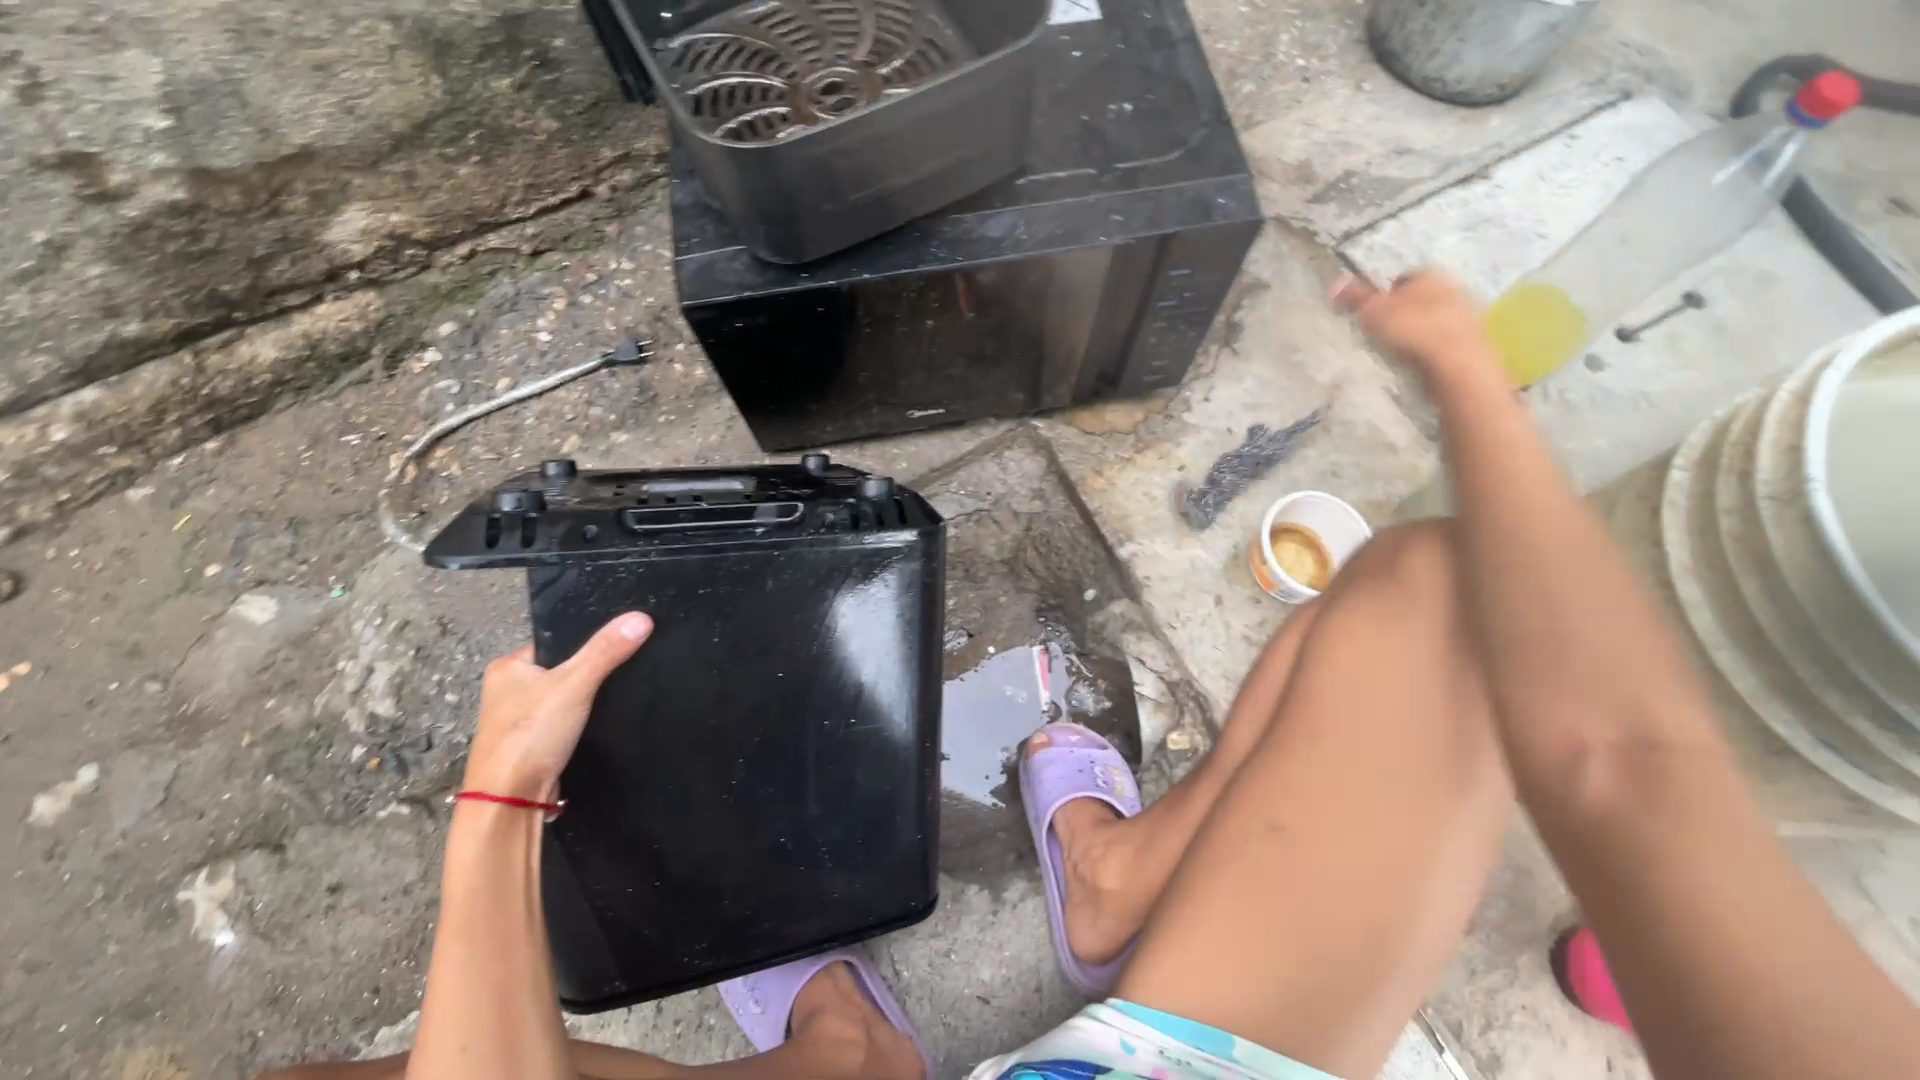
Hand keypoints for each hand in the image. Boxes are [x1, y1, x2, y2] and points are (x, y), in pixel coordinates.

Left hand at [462, 612, 653, 801]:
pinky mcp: (533, 745)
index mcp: (507, 667)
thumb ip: (606, 651)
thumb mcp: (575, 684)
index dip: (588, 643)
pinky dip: (582, 723)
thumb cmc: (531, 734)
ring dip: (587, 701)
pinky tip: (603, 723)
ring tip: (621, 694)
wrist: (510, 799)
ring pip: (565, 699)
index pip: (557, 643)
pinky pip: (565, 723)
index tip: (621, 644)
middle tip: (626, 669)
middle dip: (589, 674)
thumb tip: (641, 617)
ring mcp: (519, 721)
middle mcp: (507, 690)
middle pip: (563, 671)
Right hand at [1331, 270, 1494, 380]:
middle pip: (1419, 298)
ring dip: (1418, 330)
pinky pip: (1443, 339)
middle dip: (1403, 311)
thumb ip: (1355, 298)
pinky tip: (1418, 360)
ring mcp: (1465, 313)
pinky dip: (1430, 346)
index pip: (1402, 279)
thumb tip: (1335, 283)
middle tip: (1382, 331)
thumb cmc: (1412, 328)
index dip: (1385, 294)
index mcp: (1429, 274)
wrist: (1456, 361)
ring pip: (1433, 318)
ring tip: (1398, 349)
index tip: (1372, 312)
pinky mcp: (1472, 339)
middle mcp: (1452, 287)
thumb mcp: (1374, 311)